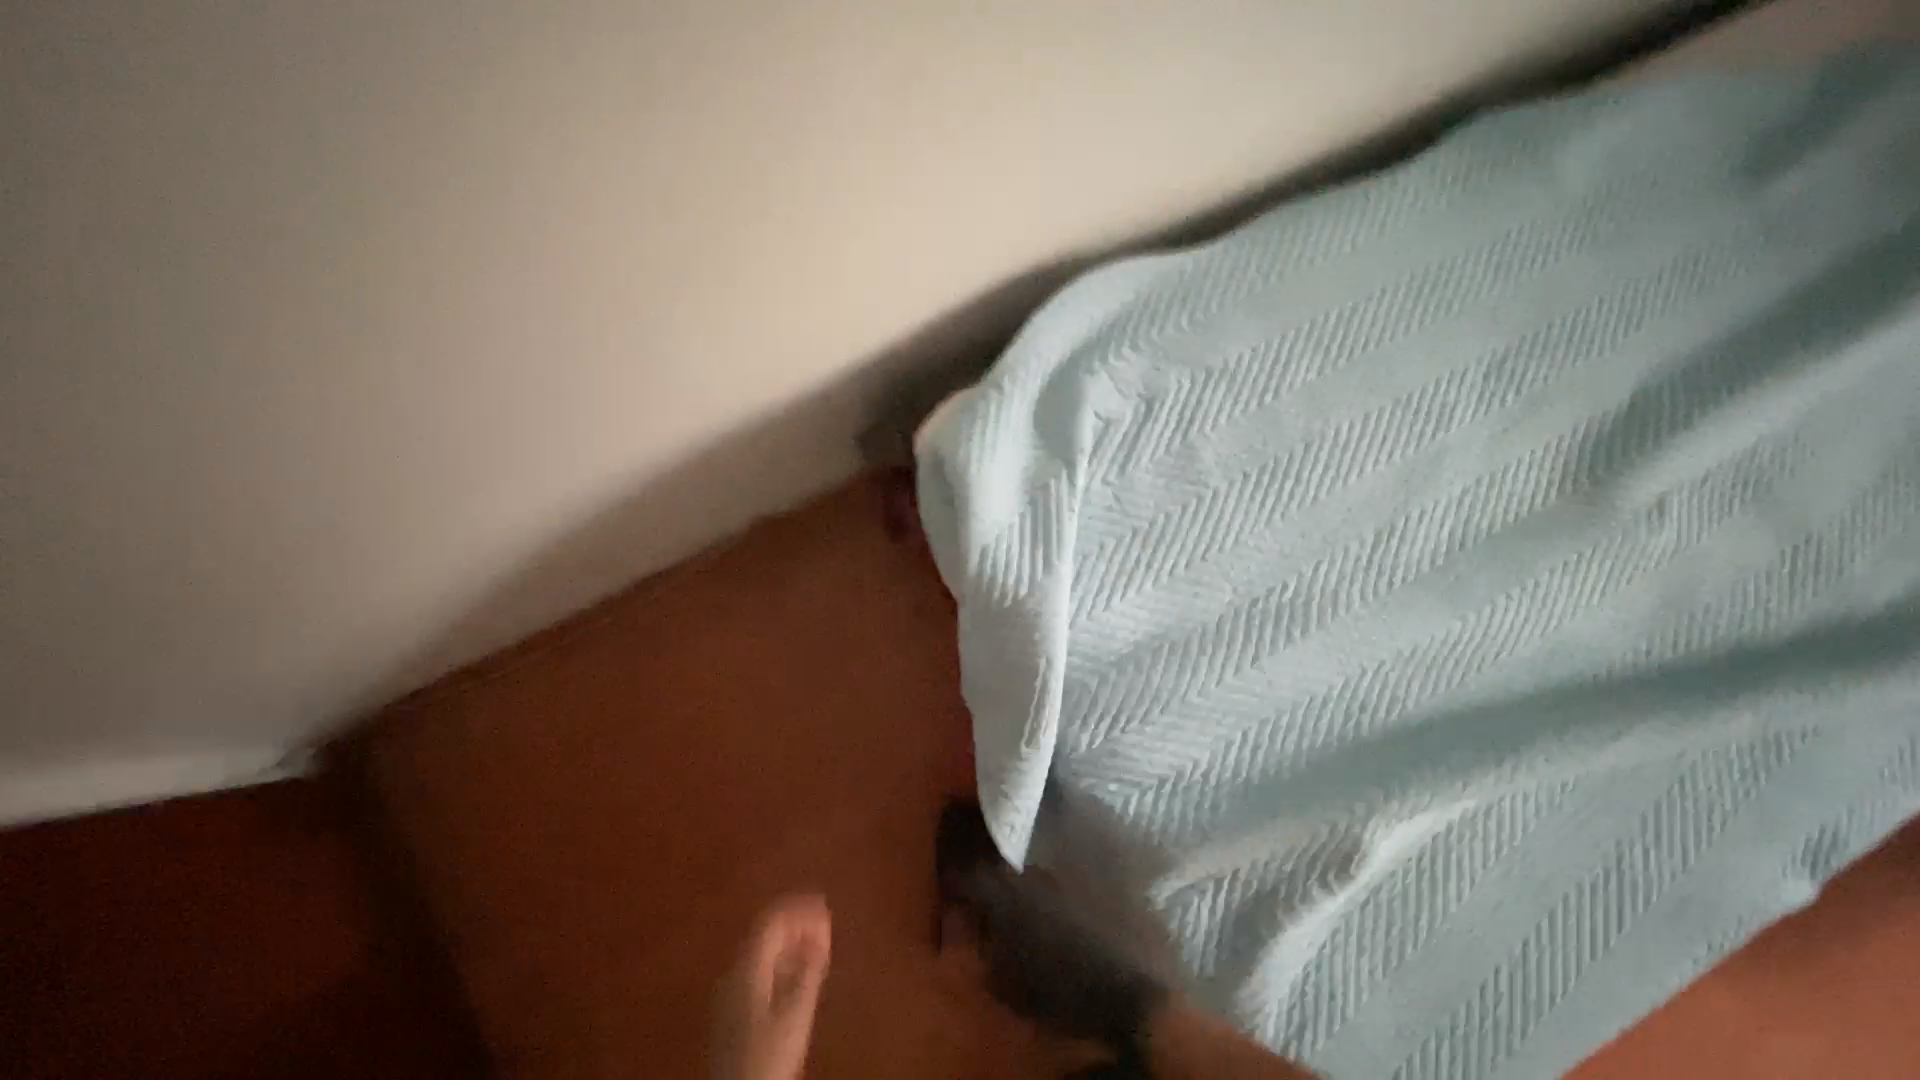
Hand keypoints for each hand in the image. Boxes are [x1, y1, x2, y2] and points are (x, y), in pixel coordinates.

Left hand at [712, 894, 831, 1079]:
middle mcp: (734, 971)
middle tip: (823, 921)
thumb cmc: (769, 1051)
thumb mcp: (795, 1011)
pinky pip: (759, 970)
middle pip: (764, 934)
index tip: (822, 903)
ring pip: (762, 952)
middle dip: (795, 923)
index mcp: (747, 966)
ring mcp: (730, 990)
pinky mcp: (734, 1008)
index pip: (771, 921)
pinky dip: (780, 962)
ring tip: (817, 943)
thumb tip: (821, 932)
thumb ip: (809, 969)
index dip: (797, 907)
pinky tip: (797, 972)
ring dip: (790, 943)